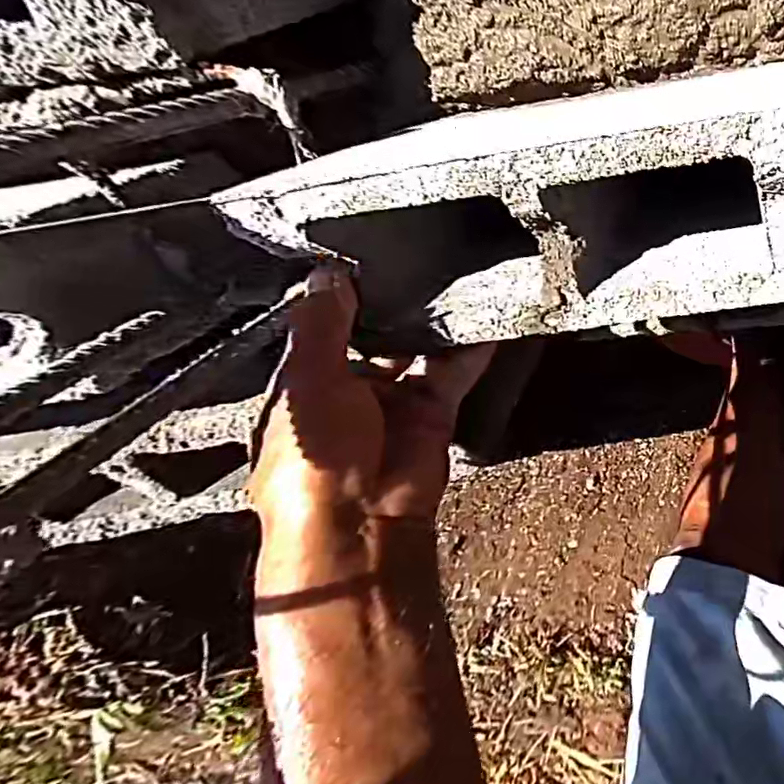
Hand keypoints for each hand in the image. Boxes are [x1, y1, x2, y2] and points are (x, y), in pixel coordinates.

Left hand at [248, 266, 493, 531]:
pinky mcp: (434, 412)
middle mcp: (349, 390)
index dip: (339, 296)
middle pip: (375, 336)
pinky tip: (481, 320)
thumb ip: (321, 326)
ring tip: (448, 283)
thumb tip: (326, 276)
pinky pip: (453, 371)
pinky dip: (469, 348)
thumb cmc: (311, 465)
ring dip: (430, 324)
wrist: (364, 522)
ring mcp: (394, 402)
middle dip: (390, 308)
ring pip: (417, 350)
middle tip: (410, 266)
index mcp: (302, 382)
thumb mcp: (305, 381)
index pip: (322, 328)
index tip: (358, 261)